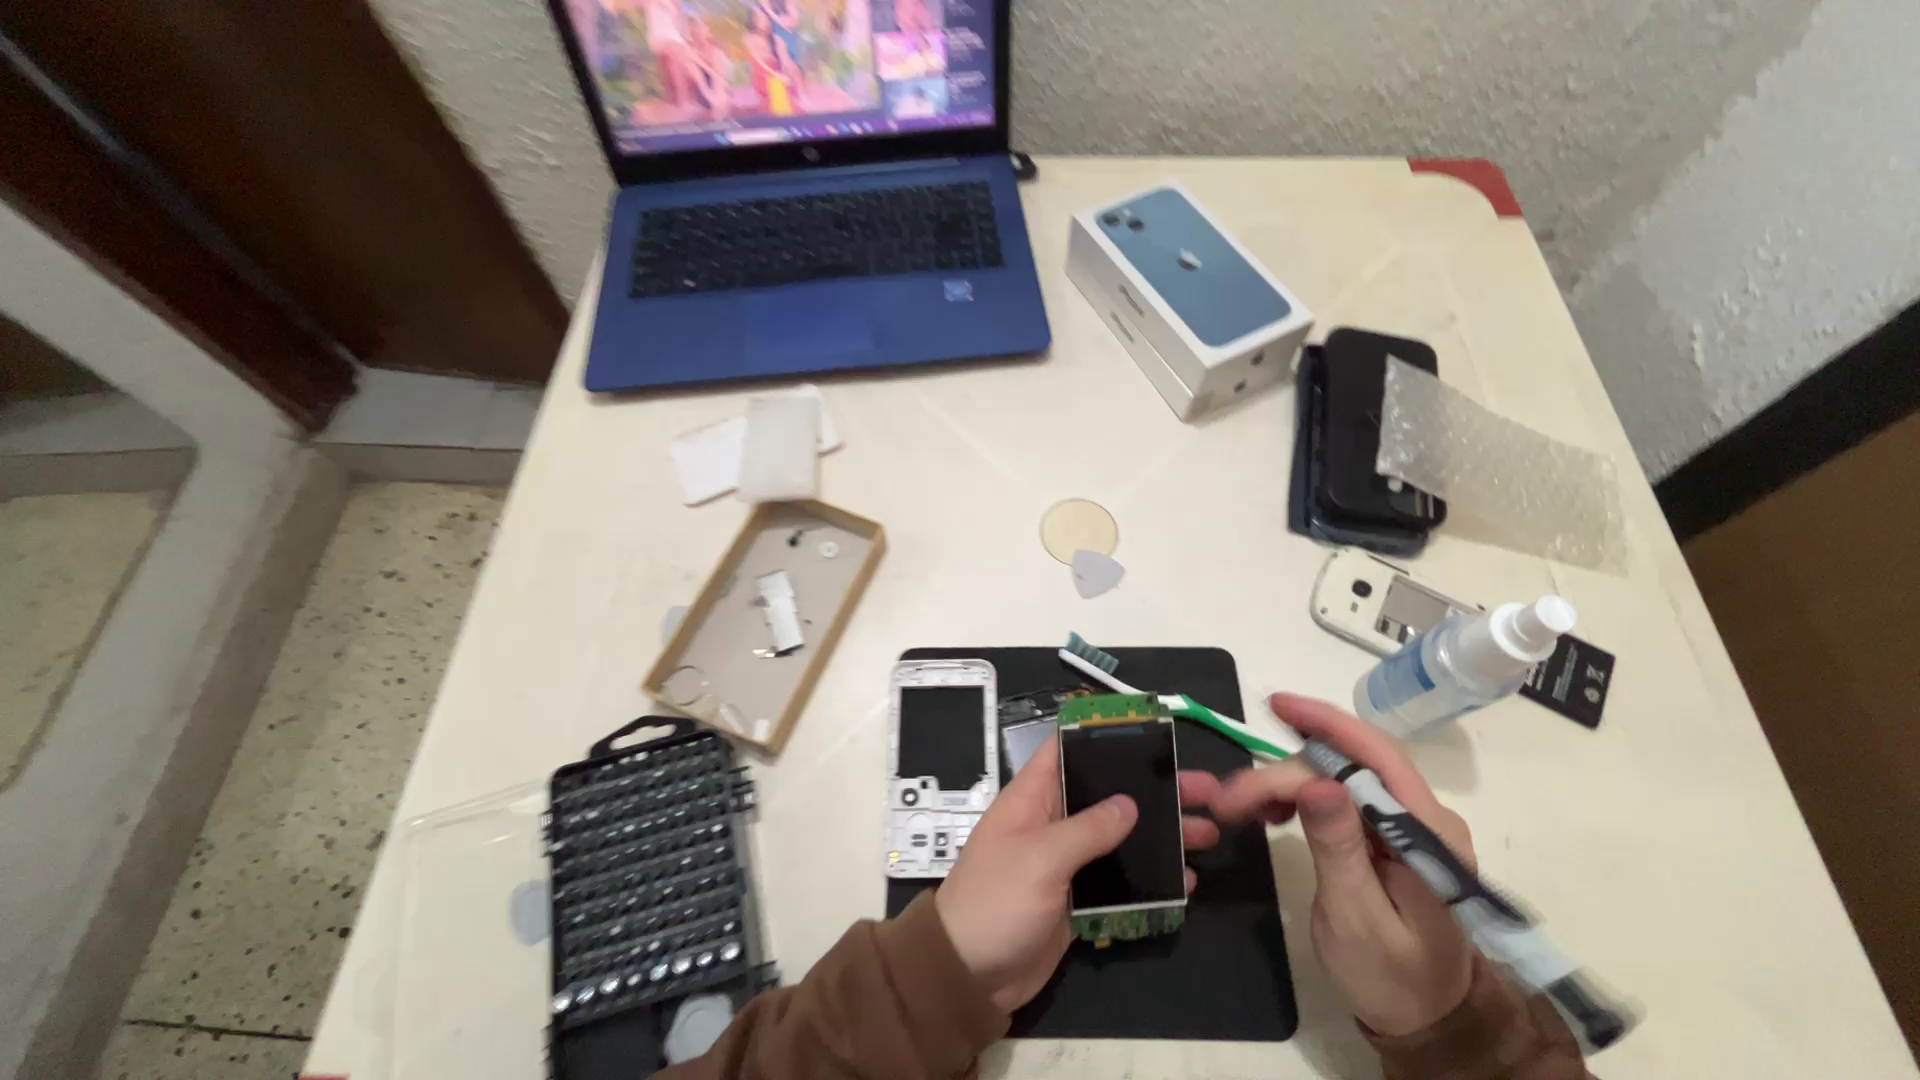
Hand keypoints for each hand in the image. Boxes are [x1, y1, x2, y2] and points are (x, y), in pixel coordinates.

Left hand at [935, 734, 1222, 1012]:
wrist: (970, 975)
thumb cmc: (996, 902)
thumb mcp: (1040, 858)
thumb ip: (1087, 829)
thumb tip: (1130, 803)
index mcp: (1032, 798)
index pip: (1066, 750)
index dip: (1104, 737)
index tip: (1152, 734)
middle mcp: (1052, 822)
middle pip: (1107, 793)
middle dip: (1153, 790)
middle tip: (1206, 790)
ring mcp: (1066, 862)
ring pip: (1120, 837)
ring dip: (1161, 834)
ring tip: (1209, 833)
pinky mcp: (1078, 898)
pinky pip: (1120, 879)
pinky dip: (1151, 878)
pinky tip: (1186, 880)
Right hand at [1210, 693, 1475, 1036]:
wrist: (1429, 1021)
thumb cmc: (1393, 978)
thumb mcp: (1357, 918)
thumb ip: (1338, 848)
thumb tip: (1317, 783)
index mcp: (1427, 834)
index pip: (1377, 757)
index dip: (1327, 723)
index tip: (1276, 705)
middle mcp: (1420, 817)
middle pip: (1347, 766)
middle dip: (1283, 771)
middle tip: (1230, 798)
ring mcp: (1403, 826)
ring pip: (1336, 779)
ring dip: (1284, 783)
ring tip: (1240, 807)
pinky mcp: (1384, 837)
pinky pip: (1336, 799)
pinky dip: (1296, 799)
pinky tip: (1269, 813)